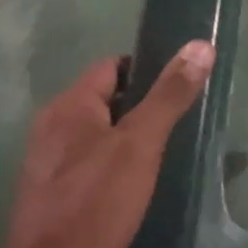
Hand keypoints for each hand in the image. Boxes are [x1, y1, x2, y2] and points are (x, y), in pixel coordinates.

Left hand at [0, 41, 215, 247]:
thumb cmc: (95, 202)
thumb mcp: (141, 143)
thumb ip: (169, 94)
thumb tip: (200, 45)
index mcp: (67, 107)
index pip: (114, 65)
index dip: (150, 69)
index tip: (181, 87)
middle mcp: (50, 128)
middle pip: (108, 99)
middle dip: (144, 105)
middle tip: (179, 119)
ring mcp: (46, 164)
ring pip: (100, 132)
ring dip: (131, 137)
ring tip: (163, 151)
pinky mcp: (51, 194)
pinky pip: (90, 160)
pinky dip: (114, 163)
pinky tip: (136, 182)